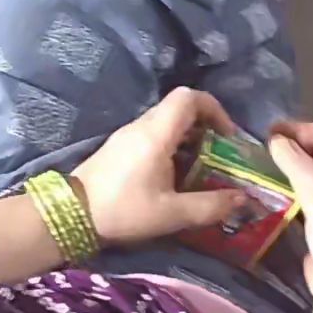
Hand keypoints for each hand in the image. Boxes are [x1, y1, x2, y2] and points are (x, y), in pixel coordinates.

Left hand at [72, 88, 242, 245]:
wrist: (71, 214)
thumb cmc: (123, 211)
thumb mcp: (171, 214)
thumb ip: (210, 206)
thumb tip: (241, 199)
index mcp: (155, 134)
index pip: (189, 98)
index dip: (214, 109)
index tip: (226, 136)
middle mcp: (139, 127)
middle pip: (177, 108)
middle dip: (203, 126)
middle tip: (217, 155)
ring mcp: (124, 136)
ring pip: (163, 123)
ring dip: (185, 138)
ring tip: (197, 168)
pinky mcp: (115, 148)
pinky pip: (148, 135)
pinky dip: (167, 146)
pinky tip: (170, 176)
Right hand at [266, 121, 312, 312]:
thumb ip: (304, 172)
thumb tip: (277, 141)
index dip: (307, 130)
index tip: (273, 127)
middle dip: (297, 146)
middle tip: (262, 143)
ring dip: (290, 167)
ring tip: (260, 161)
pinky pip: (304, 202)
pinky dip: (287, 190)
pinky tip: (267, 190)